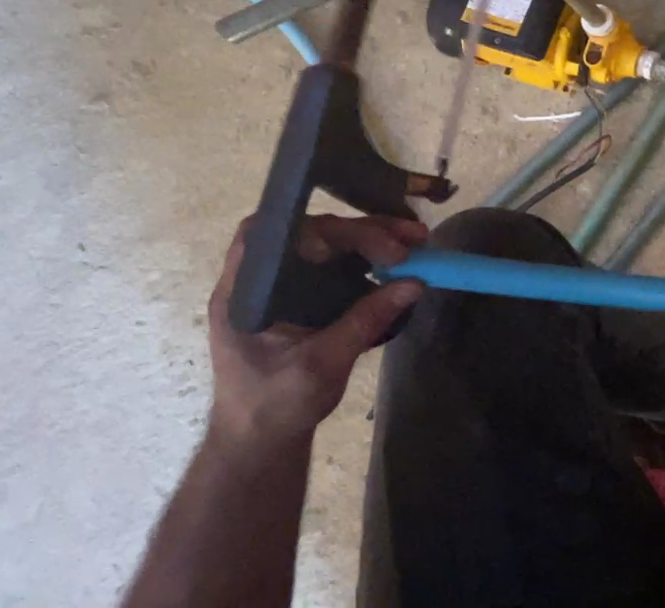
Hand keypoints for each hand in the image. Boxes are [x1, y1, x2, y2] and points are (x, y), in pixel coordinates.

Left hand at [206, 214, 426, 448]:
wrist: (263, 442)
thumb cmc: (275, 406)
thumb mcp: (322, 364)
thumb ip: (365, 321)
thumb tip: (415, 283)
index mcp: (246, 295)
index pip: (264, 235)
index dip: (305, 222)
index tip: (357, 232)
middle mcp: (265, 283)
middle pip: (311, 235)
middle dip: (363, 231)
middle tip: (412, 238)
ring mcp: (289, 289)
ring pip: (332, 247)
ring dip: (376, 240)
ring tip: (418, 243)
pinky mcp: (310, 299)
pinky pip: (342, 266)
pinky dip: (373, 259)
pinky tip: (402, 264)